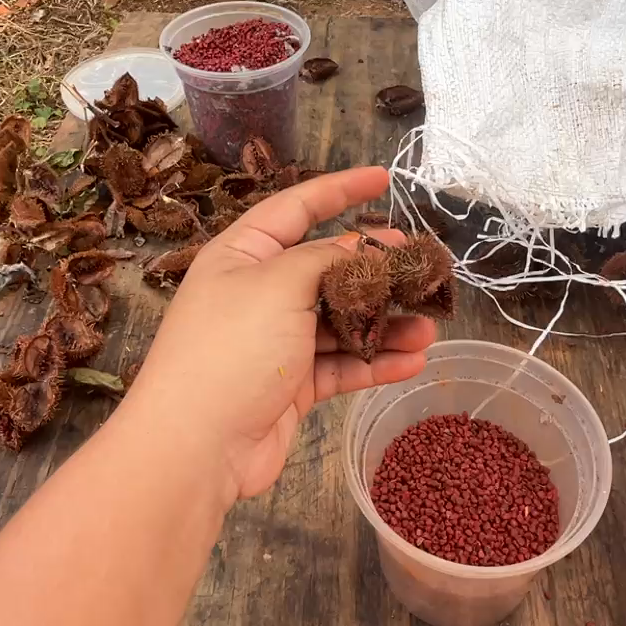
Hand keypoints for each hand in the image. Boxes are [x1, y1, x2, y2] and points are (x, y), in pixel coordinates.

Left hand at [123, 166, 437, 500]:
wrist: (197, 446)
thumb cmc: (231, 349)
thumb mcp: (278, 285)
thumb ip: (326, 259)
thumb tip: (360, 248)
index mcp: (243, 255)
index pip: (296, 208)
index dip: (339, 189)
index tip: (382, 179)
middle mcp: (259, 293)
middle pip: (328, 269)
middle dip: (375, 271)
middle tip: (421, 270)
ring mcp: (276, 342)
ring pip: (341, 322)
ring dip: (384, 325)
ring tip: (428, 329)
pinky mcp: (292, 385)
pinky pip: (341, 365)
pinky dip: (373, 363)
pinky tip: (411, 362)